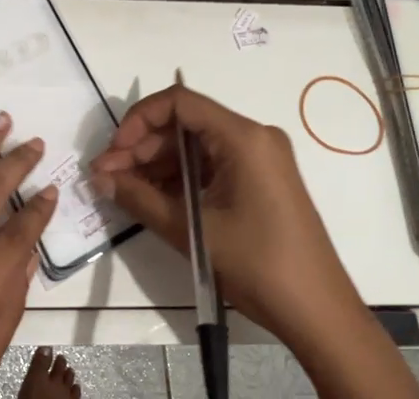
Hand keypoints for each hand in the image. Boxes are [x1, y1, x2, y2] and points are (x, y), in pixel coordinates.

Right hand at [87, 84, 359, 341]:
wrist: (319, 316)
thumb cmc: (258, 266)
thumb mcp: (191, 230)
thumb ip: (139, 197)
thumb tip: (99, 177)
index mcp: (243, 137)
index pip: (179, 102)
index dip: (139, 121)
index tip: (114, 152)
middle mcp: (253, 138)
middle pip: (185, 124)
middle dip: (142, 147)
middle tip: (107, 177)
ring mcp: (259, 159)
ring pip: (194, 146)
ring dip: (157, 164)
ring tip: (123, 190)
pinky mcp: (259, 181)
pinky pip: (210, 166)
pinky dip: (180, 179)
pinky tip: (152, 198)